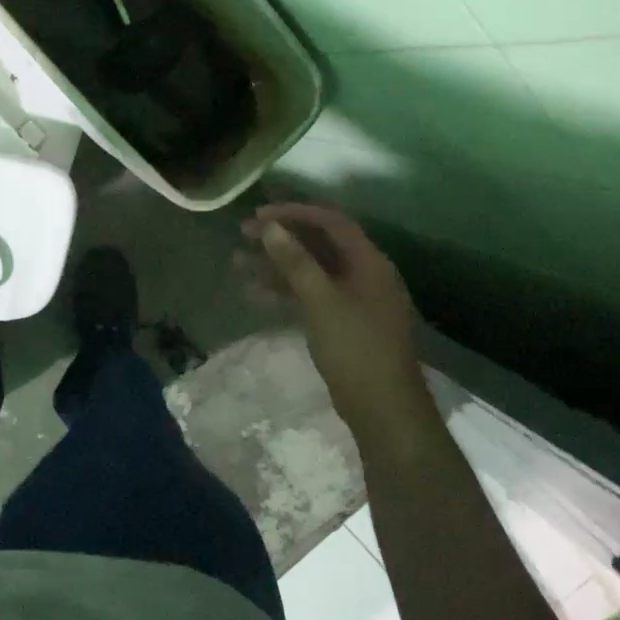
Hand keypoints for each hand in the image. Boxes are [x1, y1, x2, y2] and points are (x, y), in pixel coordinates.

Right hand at [243, 202, 423, 432]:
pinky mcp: (341, 323)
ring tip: (237, 263)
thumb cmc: (355, 347)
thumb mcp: (321, 300)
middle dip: (280, 238)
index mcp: (368, 261)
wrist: (382, 407)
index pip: (331, 222)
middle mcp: (363, 274)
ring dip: (275, 266)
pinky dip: (283, 292)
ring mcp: (352, 299)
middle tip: (242, 234)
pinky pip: (309, 296)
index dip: (294, 213)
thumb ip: (295, 261)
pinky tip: (253, 295)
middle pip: (318, 244)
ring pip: (309, 272)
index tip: (258, 215)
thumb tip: (270, 227)